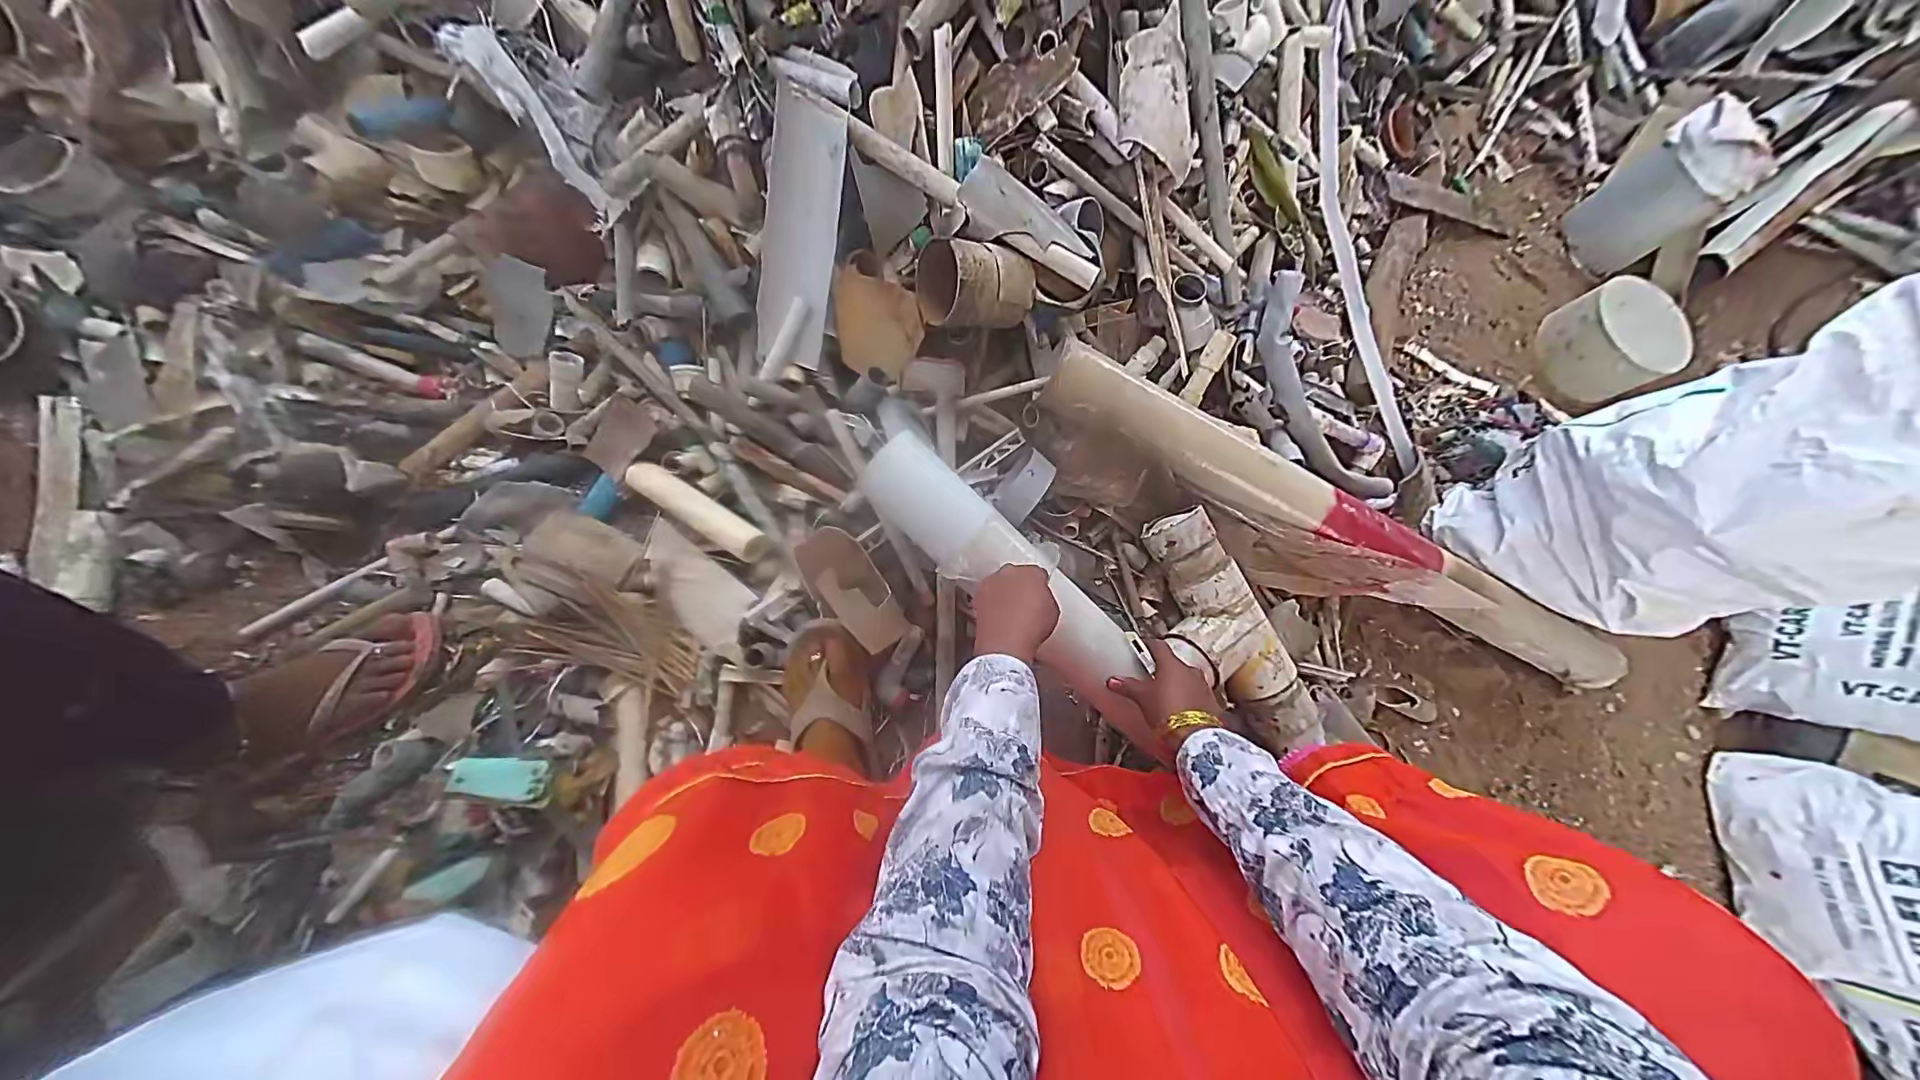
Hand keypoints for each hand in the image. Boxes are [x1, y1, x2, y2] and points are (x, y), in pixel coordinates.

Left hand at [969, 564, 1059, 663]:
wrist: (1006, 642)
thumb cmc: (1029, 628)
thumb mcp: (1052, 611)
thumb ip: (1045, 598)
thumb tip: (1041, 600)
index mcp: (1032, 573)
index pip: (1038, 573)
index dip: (1039, 585)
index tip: (1039, 593)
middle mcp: (1010, 572)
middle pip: (1016, 574)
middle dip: (1020, 585)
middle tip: (1025, 602)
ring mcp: (992, 582)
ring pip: (1000, 582)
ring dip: (1003, 592)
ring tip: (1010, 611)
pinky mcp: (978, 595)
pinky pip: (987, 594)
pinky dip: (990, 601)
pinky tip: (997, 615)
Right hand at [1105, 639, 1223, 750]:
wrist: (1195, 737)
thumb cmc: (1168, 713)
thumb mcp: (1143, 698)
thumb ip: (1128, 686)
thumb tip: (1113, 681)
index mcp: (1172, 665)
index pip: (1159, 646)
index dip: (1149, 645)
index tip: (1142, 647)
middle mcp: (1190, 671)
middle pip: (1174, 663)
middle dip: (1163, 669)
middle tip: (1150, 676)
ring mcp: (1203, 686)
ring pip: (1186, 679)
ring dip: (1176, 683)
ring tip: (1164, 694)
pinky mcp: (1211, 703)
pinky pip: (1196, 694)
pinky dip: (1187, 697)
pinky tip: (1178, 708)